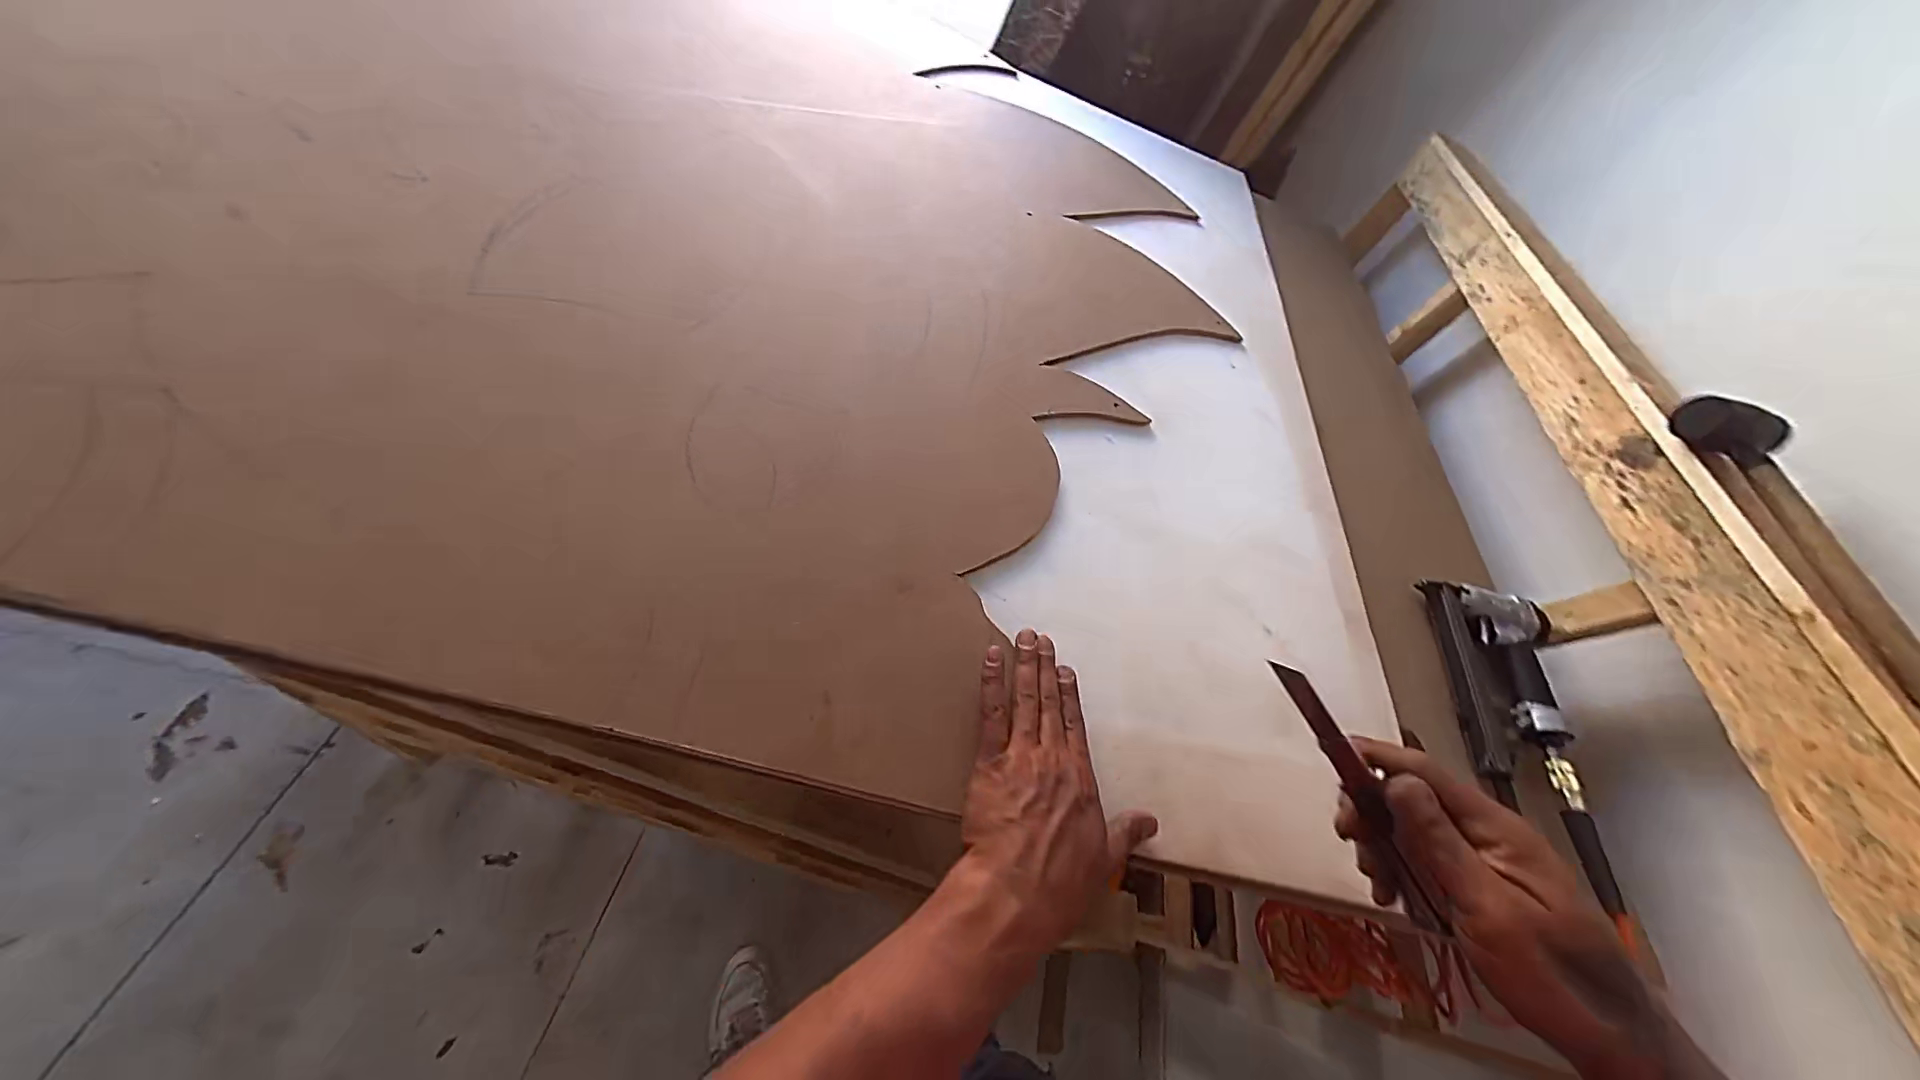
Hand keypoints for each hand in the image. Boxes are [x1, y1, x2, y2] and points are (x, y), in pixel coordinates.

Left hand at [957, 629, 1157, 951]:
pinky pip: (990, 714)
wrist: (1017, 892)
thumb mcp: (1104, 858)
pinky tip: (991, 660)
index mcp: (1079, 778)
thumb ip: (1126, 832)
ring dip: (1024, 666)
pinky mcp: (989, 763)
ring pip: (1025, 700)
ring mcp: (1021, 757)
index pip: (1074, 725)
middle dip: (1044, 668)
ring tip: (1022, 640)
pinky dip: (991, 683)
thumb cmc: (1059, 881)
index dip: (1069, 695)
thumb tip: (1148, 821)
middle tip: (1040, 639)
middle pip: (1050, 703)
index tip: (1066, 671)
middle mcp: (1052, 759)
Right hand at [1337, 738, 1721, 1078]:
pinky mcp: (1476, 883)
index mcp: (1495, 828)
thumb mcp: (1486, 907)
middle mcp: (1487, 833)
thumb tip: (1397, 781)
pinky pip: (1423, 859)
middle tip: (1349, 837)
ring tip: (1377, 881)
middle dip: (1371, 811)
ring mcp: (1483, 858)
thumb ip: (1439, 841)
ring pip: (1410, 828)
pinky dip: (1398, 870)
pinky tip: (1392, 895)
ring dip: (1381, 846)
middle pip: (1412, 797)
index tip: (1335, 748)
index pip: (1426, 771)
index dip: (1377, 756)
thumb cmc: (1552, 974)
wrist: (1613, 1038)